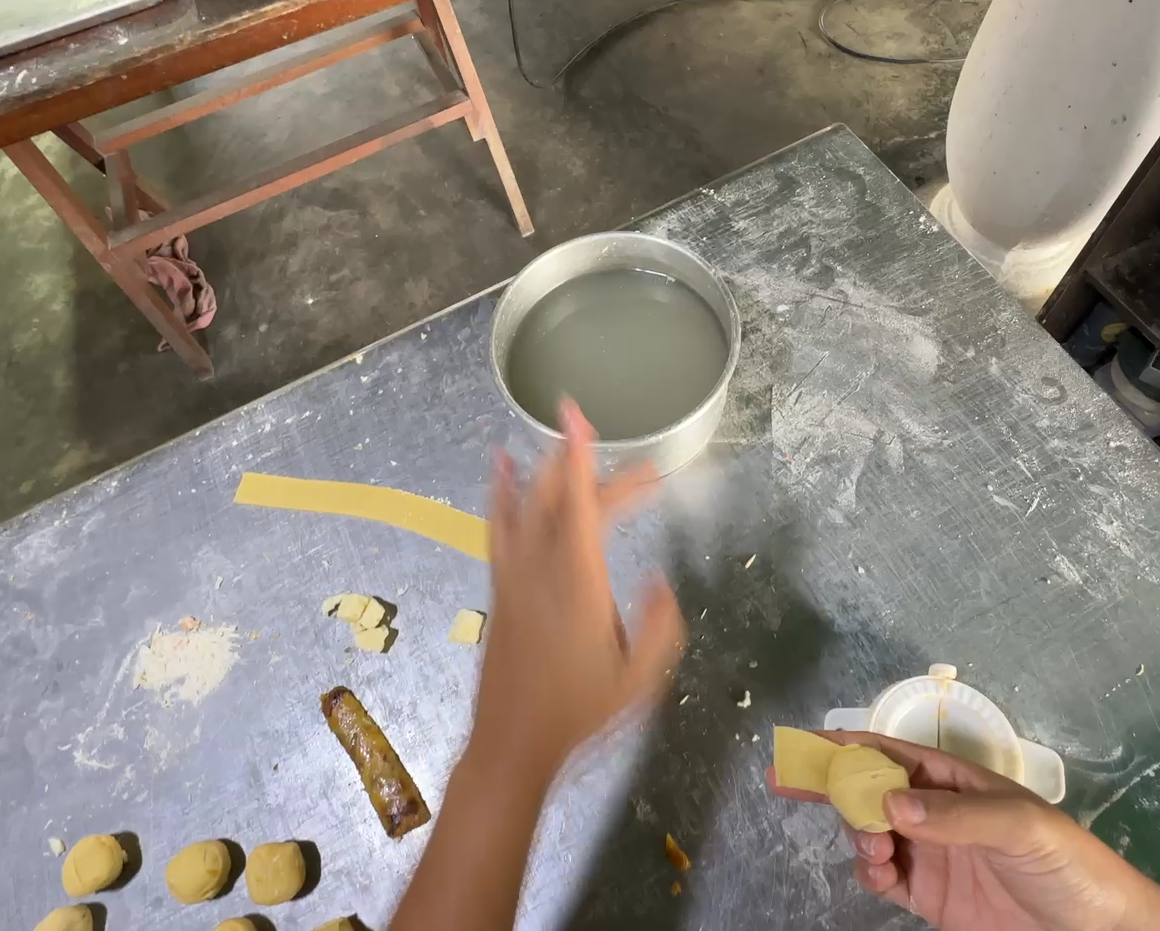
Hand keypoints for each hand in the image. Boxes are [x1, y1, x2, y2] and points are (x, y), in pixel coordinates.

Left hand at [471, 398, 686, 778]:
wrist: (511, 742)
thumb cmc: (579, 712)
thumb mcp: (638, 678)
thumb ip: (659, 625)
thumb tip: (660, 578)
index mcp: (579, 585)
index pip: (581, 507)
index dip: (580, 458)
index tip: (578, 416)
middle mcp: (541, 568)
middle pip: (562, 500)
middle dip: (592, 469)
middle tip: (639, 468)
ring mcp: (514, 574)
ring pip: (527, 504)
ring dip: (547, 467)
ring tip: (564, 435)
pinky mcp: (499, 584)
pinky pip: (499, 525)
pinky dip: (501, 491)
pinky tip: (501, 465)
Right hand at [768, 732, 1159, 930]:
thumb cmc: (1066, 862)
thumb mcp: (1018, 825)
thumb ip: (953, 813)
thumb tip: (887, 801)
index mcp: (949, 778)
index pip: (887, 750)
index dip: (844, 743)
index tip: (803, 742)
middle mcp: (930, 808)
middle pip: (865, 785)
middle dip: (826, 780)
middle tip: (782, 781)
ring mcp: (927, 852)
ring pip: (866, 828)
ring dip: (853, 830)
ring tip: (870, 846)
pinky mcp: (927, 896)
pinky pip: (881, 875)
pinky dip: (867, 869)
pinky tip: (877, 871)